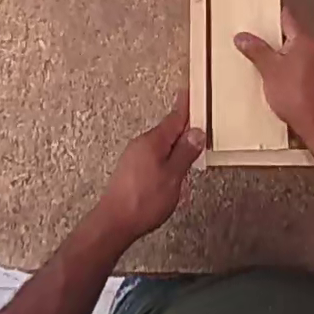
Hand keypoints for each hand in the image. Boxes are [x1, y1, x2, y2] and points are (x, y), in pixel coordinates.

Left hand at [90, 92, 205, 242]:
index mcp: (153, 141)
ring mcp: (134, 156)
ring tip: (191, 148)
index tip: (190, 91)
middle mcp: (141, 144)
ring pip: (160, 144)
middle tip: (199, 121)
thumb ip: (185, 153)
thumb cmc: (143, 201)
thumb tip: (196, 132)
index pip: (174, 117)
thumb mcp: (173, 176)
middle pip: (167, 130)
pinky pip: (153, 155)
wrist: (114, 222)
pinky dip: (166, 156)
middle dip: (184, 126)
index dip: (185, 105)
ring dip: (175, 144)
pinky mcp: (131, 169)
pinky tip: (172, 167)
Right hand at [233, 7, 313, 139]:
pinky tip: (272, 74)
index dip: (270, 15)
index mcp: (305, 40)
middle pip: (289, 34)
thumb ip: (256, 50)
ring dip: (277, 53)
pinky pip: (298, 63)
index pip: (286, 18)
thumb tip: (241, 36)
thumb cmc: (294, 94)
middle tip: (250, 37)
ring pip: (293, 50)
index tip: (255, 14)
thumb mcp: (269, 70)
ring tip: (257, 57)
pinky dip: (285, 65)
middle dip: (271, 37)